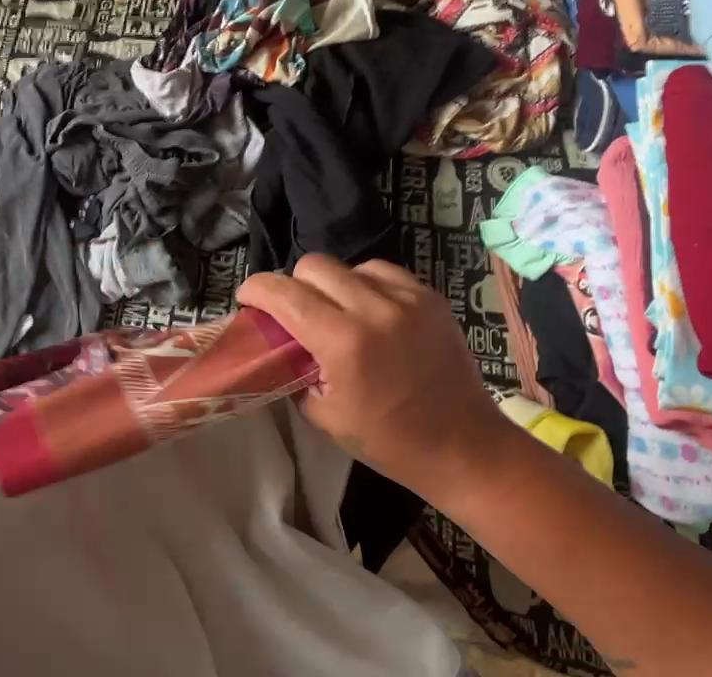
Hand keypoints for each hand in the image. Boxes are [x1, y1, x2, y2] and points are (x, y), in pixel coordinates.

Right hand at [237, 255, 508, 494]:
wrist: (464, 446)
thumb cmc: (389, 441)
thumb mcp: (324, 415)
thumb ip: (295, 370)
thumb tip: (279, 345)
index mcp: (343, 342)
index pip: (284, 293)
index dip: (256, 289)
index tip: (247, 298)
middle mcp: (373, 309)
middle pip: (313, 265)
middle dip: (293, 284)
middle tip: (292, 311)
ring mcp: (407, 298)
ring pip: (349, 266)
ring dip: (332, 284)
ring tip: (337, 313)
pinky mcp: (430, 297)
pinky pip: (383, 273)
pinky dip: (366, 286)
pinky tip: (369, 312)